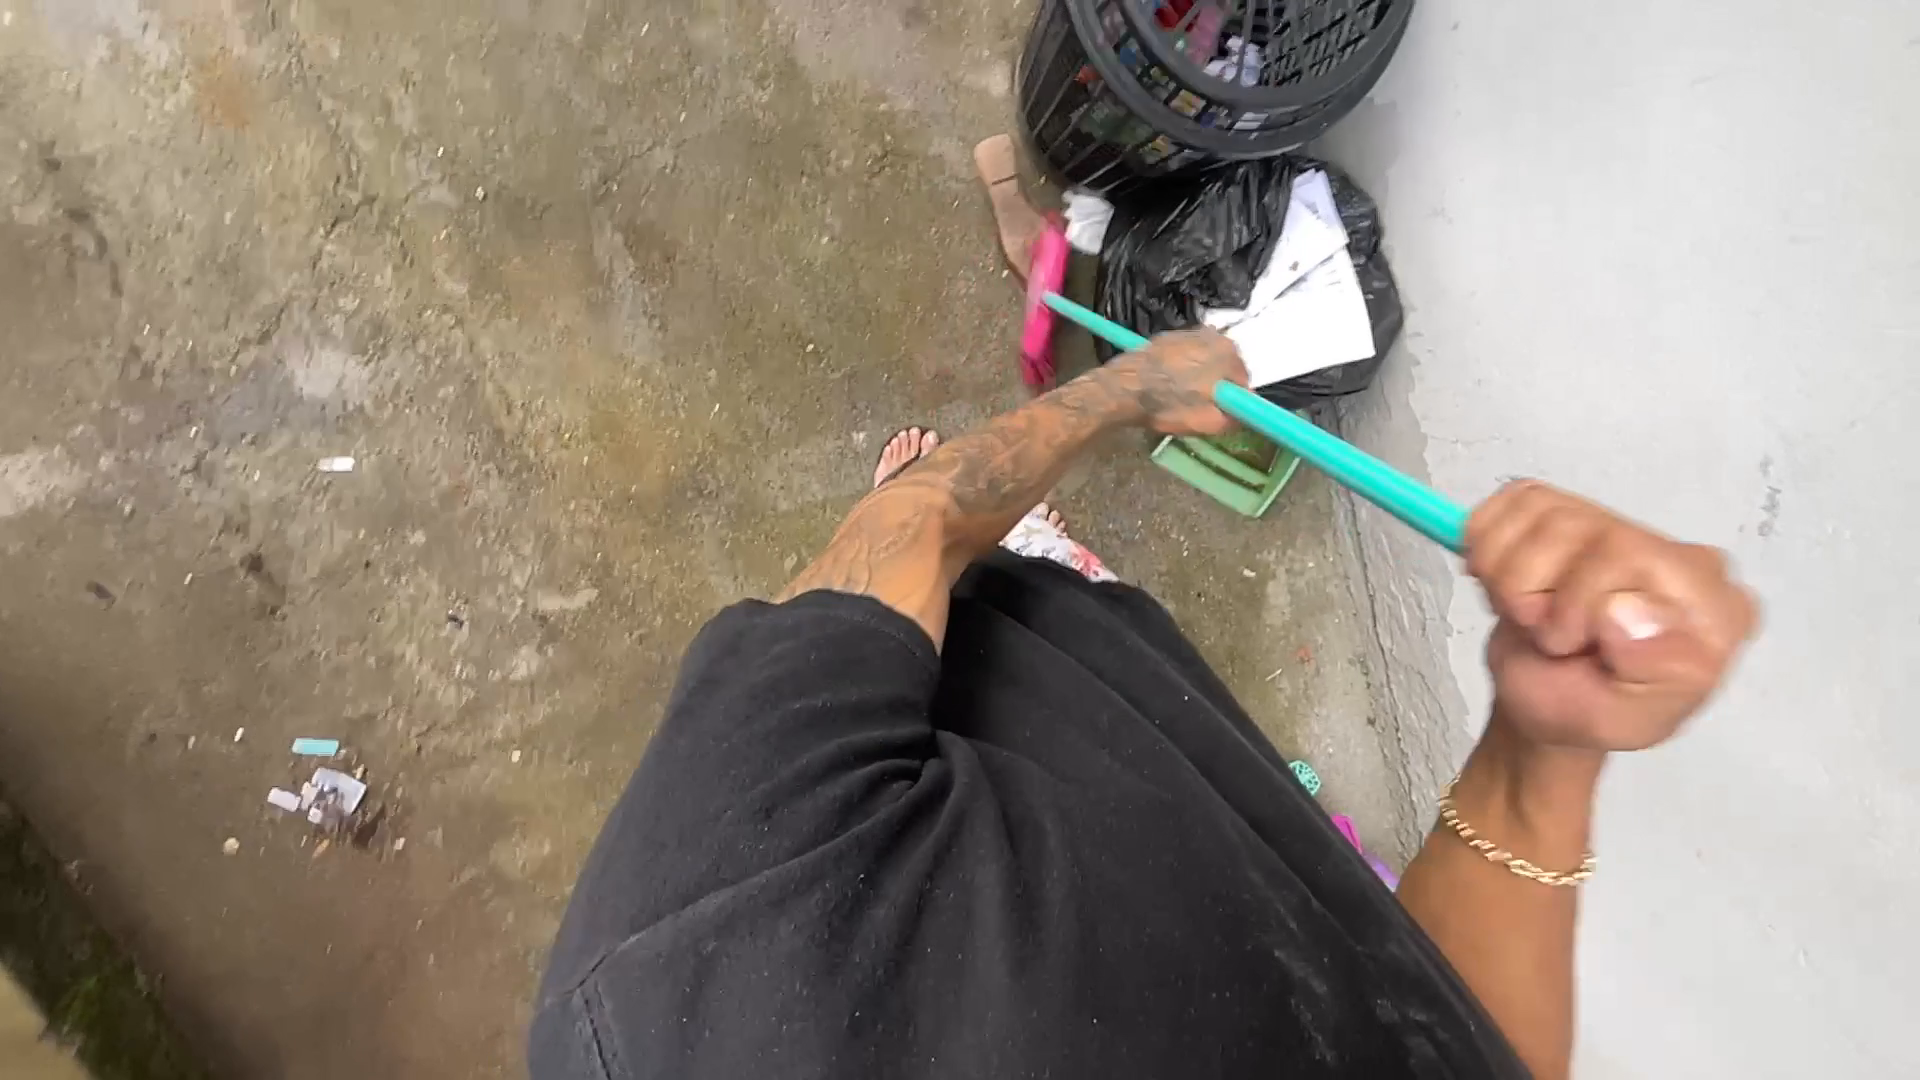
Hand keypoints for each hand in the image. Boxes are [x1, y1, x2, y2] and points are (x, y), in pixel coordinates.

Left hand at [1105, 329, 1247, 435]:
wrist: (1122, 389)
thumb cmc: (1168, 405)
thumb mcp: (1207, 423)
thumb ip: (1232, 420)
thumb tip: (1239, 417)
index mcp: (1230, 352)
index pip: (1242, 382)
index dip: (1232, 401)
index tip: (1218, 413)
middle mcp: (1213, 335)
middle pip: (1223, 367)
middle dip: (1215, 385)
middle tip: (1196, 406)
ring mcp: (1188, 332)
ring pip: (1203, 360)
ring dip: (1197, 375)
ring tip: (1178, 396)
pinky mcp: (1166, 337)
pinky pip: (1184, 356)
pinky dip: (1180, 367)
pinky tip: (1166, 383)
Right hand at [1466, 481, 1758, 752]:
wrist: (1547, 703)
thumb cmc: (1587, 711)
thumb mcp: (1627, 718)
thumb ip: (1651, 669)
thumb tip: (1629, 611)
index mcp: (1709, 599)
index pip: (1625, 551)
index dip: (1570, 597)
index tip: (1565, 644)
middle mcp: (1672, 553)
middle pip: (1569, 525)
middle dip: (1529, 587)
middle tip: (1541, 631)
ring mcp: (1615, 530)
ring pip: (1534, 509)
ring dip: (1503, 570)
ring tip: (1524, 610)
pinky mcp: (1564, 518)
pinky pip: (1513, 497)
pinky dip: (1486, 539)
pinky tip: (1501, 577)